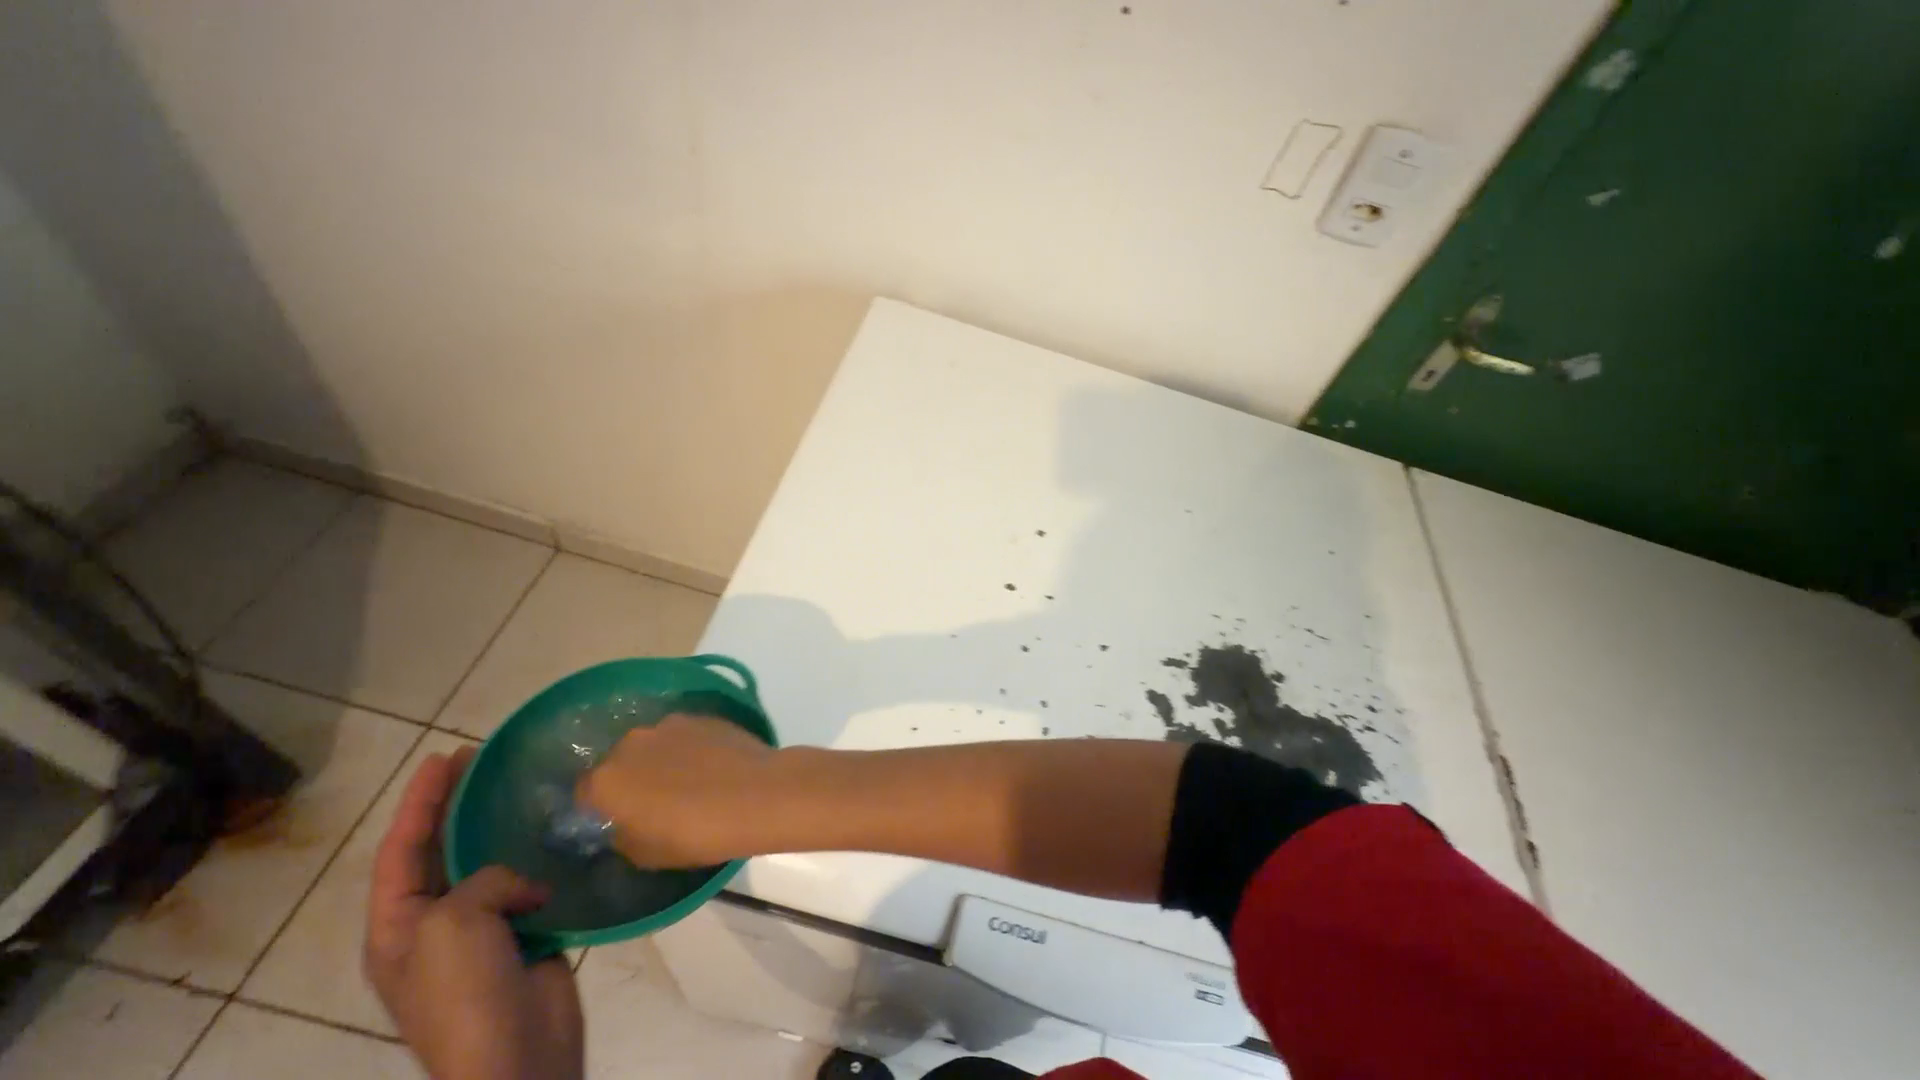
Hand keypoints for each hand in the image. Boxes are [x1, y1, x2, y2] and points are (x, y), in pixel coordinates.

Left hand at [366, 749, 583, 1079]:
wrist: (514, 1062)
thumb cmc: (464, 994)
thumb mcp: (452, 924)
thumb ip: (481, 881)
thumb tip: (523, 887)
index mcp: (396, 928)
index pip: (400, 850)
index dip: (420, 802)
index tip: (444, 757)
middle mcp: (433, 928)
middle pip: (442, 855)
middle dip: (457, 809)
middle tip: (484, 762)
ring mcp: (480, 938)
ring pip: (488, 871)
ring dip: (502, 835)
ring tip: (523, 793)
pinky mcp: (525, 943)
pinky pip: (527, 894)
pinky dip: (539, 868)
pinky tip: (556, 843)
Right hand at [577, 713, 779, 867]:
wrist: (757, 795)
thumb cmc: (695, 833)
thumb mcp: (646, 854)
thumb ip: (622, 836)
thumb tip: (622, 824)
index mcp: (605, 780)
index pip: (583, 793)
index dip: (597, 808)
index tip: (616, 820)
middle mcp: (629, 744)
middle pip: (618, 763)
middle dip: (630, 780)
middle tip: (654, 802)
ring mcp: (667, 725)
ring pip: (651, 746)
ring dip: (660, 761)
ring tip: (688, 783)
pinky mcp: (701, 717)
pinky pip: (683, 736)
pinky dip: (689, 750)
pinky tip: (711, 767)